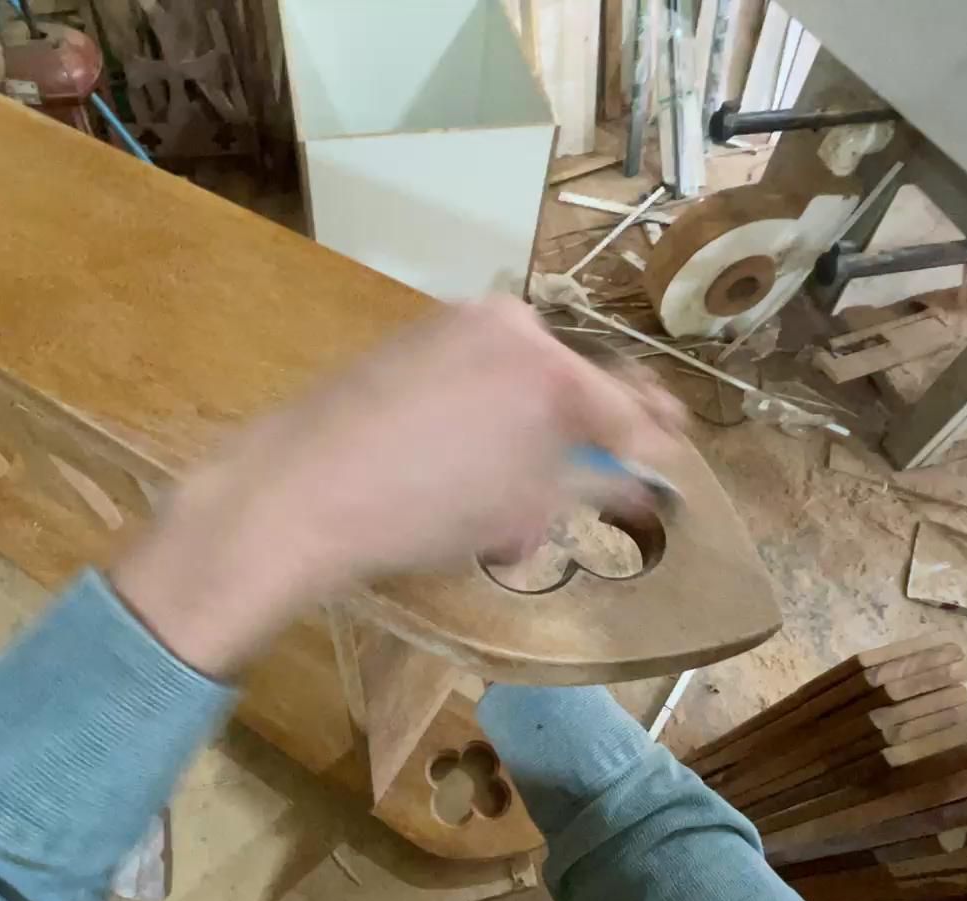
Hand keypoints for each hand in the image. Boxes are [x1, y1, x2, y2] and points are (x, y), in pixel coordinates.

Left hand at [112, 298, 685, 674]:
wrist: (297, 491)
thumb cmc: (420, 512)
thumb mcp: (519, 508)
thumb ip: (585, 483)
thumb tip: (627, 478)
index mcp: (548, 369)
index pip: (624, 407)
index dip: (651, 442)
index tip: (669, 458)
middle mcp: (508, 325)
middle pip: (572, 381)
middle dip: (588, 431)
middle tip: (605, 463)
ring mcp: (452, 322)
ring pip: (519, 375)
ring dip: (532, 424)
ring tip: (515, 479)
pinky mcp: (410, 335)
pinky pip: (472, 369)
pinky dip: (486, 408)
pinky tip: (465, 450)